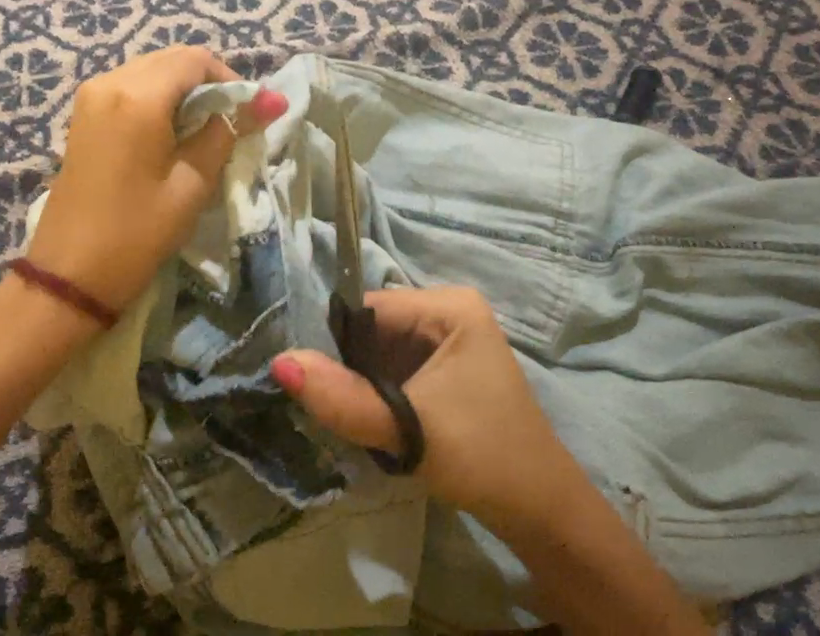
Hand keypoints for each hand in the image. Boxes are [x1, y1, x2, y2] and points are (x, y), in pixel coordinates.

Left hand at [27, 46, 288, 310]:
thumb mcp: (192, 183)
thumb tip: (272, 101)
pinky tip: (168, 135)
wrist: (70, 273)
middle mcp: (109, 82)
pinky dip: (155, 99)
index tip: (248, 114)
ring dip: (180, 90)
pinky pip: (128, 87)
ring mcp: (90, 96)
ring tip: (201, 132)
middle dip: (206, 83)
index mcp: (138, 96)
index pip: (195, 60)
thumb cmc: (138, 232)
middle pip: (169, 60)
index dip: (230, 80)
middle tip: (229, 124)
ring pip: (148, 71)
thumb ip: (227, 132)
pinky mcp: (82, 115)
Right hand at [271, 287, 581, 530]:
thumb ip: (342, 397)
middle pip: (369, 330)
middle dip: (351, 371)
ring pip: (377, 353)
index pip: (366, 309)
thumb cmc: (482, 458)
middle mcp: (448, 310)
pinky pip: (392, 370)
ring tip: (366, 424)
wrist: (540, 514)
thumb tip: (279, 362)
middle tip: (346, 414)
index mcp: (449, 305)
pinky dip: (378, 397)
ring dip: (362, 388)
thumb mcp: (406, 428)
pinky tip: (382, 427)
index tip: (324, 390)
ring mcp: (449, 340)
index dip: (337, 347)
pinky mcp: (446, 369)